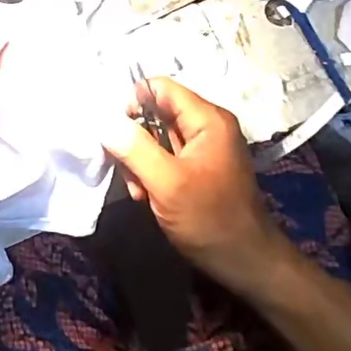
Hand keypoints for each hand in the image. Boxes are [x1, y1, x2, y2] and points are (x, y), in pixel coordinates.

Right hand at [100, 78, 298, 297]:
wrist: (244, 263)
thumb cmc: (209, 219)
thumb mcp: (167, 183)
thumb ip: (135, 148)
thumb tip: (105, 122)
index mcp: (207, 120)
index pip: (161, 88)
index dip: (132, 102)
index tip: (115, 132)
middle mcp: (207, 127)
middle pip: (156, 113)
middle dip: (135, 140)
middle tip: (127, 170)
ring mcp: (203, 149)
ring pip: (157, 138)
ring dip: (140, 162)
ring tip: (139, 191)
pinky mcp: (198, 169)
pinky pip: (166, 159)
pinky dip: (152, 174)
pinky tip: (148, 197)